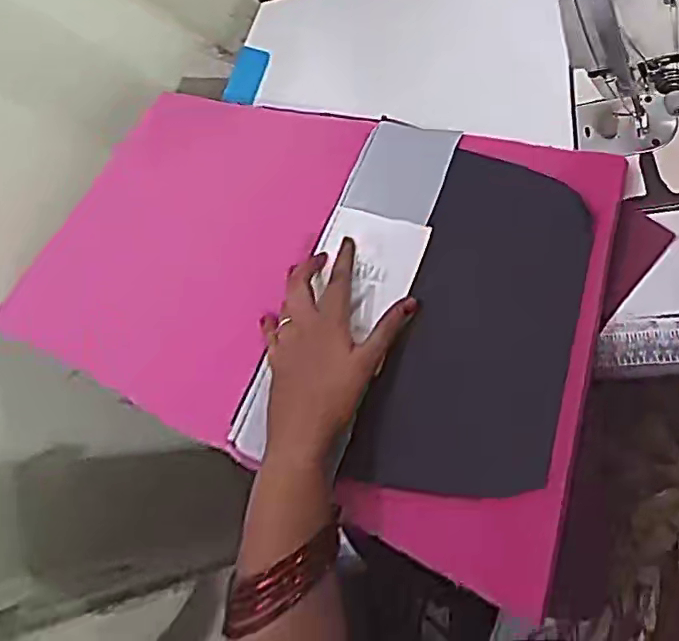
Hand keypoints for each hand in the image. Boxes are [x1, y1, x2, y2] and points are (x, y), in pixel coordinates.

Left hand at [261, 238, 416, 466]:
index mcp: (329, 323)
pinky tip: (270, 319)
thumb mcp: (368, 362)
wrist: (300, 434)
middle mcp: (304, 327)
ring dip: (292, 286)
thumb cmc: (335, 399)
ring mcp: (286, 343)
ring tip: (297, 277)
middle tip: (319, 257)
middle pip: (300, 283)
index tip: (345, 245)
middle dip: (309, 265)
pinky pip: (270, 333)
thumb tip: (407, 305)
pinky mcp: (275, 360)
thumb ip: (388, 330)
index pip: (337, 281)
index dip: (343, 259)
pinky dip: (271, 321)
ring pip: (285, 303)